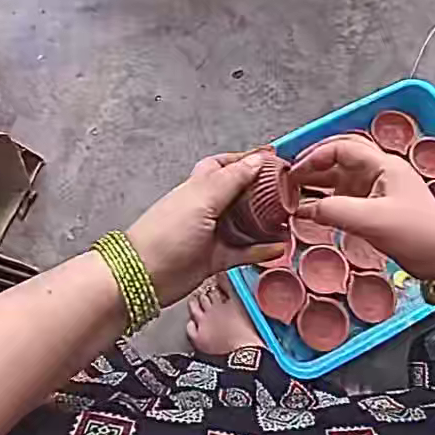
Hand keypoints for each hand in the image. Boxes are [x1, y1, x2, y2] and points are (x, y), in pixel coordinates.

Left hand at [125, 151, 286, 306]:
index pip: (225, 165)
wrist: (145, 275)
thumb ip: (231, 179)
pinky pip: (245, 251)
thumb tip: (256, 159)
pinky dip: (261, 250)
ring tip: (289, 218)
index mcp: (200, 186)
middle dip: (262, 190)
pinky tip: (279, 247)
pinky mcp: (216, 258)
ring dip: (266, 221)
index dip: (247, 160)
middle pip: (240, 193)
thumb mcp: (202, 198)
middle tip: (287, 189)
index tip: (272, 159)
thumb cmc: (167, 232)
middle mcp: (207, 207)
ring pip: (245, 223)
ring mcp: (212, 233)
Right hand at [289, 134, 434, 278]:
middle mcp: (378, 173)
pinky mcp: (375, 209)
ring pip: (339, 179)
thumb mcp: (372, 220)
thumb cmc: (416, 233)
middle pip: (338, 160)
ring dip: (316, 185)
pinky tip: (309, 212)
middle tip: (289, 180)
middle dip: (312, 167)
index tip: (294, 172)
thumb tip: (303, 210)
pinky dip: (325, 202)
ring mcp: (376, 191)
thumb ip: (334, 211)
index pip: (341, 148)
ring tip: (292, 194)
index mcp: (382, 165)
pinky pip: (343, 199)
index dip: (314, 156)